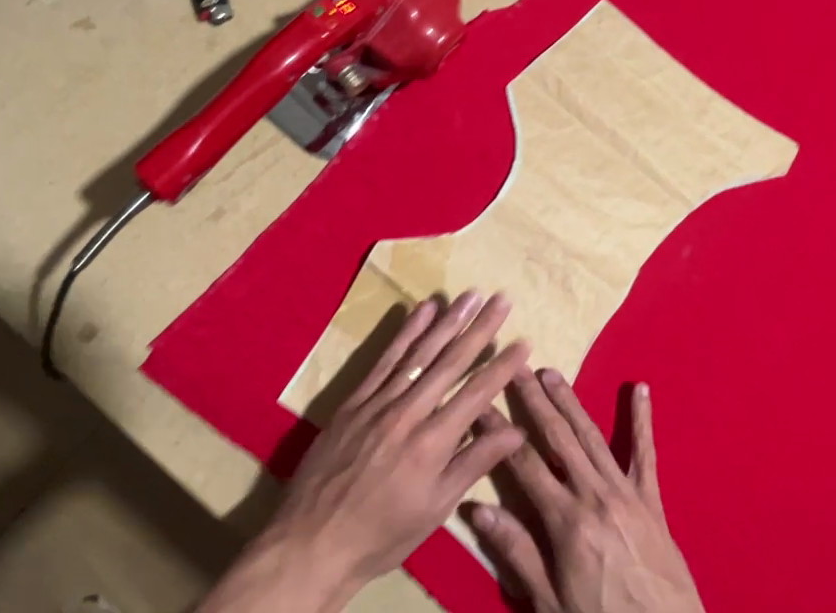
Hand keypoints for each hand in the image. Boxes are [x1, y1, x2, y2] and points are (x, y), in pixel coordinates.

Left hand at [197, 290, 528, 612]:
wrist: (312, 541)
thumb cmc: (382, 534)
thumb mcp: (435, 509)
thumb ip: (474, 463)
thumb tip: (516, 431)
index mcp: (432, 444)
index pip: (476, 394)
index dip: (501, 366)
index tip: (523, 341)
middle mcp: (407, 413)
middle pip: (450, 363)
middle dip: (479, 329)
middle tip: (501, 299)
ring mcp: (377, 402)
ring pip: (418, 353)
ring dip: (446, 321)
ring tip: (468, 295)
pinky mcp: (354, 400)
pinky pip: (384, 359)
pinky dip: (405, 333)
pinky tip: (421, 311)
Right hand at [471, 369, 703, 612]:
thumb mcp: (550, 602)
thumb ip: (516, 553)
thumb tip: (476, 509)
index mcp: (565, 521)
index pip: (523, 463)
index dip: (499, 431)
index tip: (480, 401)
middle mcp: (594, 496)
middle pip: (557, 438)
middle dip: (534, 400)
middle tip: (516, 367)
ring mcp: (626, 494)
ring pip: (592, 437)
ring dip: (570, 402)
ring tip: (551, 373)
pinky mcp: (653, 501)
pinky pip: (646, 454)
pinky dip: (642, 420)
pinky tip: (641, 389)